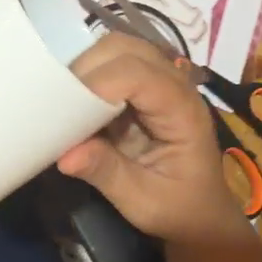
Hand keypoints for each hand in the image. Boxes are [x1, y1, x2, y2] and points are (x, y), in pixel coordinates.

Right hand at [59, 35, 250, 244]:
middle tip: (58, 100)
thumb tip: (64, 154)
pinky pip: (115, 61)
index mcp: (182, 111)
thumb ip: (107, 173)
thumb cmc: (180, 209)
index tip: (64, 109)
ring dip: (88, 65)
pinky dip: (91, 72)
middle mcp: (176, 85)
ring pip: (119, 47)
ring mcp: (162, 81)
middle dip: (87, 66)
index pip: (137, 75)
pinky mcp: (147, 86)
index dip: (97, 83)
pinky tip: (76, 99)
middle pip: (126, 48)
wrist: (204, 215)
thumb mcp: (143, 203)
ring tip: (65, 98)